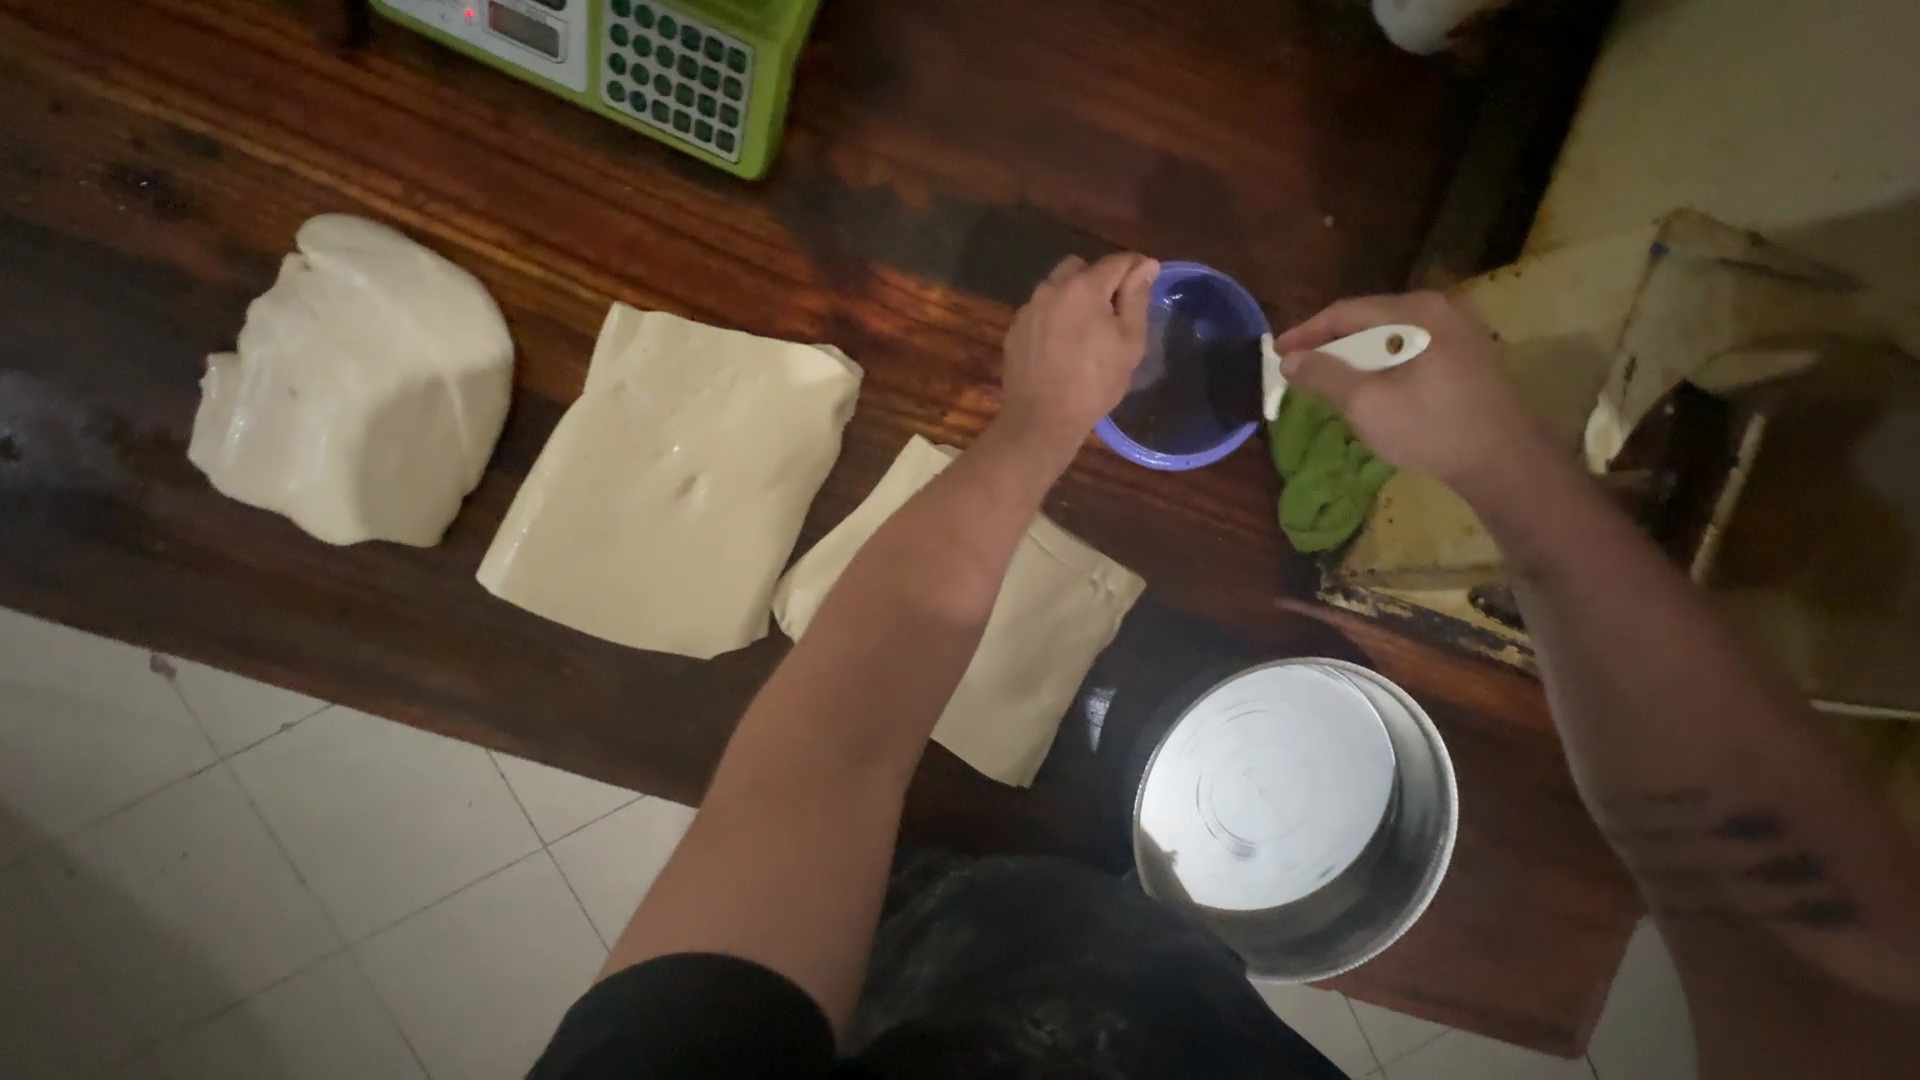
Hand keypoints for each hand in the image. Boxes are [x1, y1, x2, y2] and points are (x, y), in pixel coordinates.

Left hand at [999, 253, 1159, 444]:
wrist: (1042, 419)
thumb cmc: (1094, 383)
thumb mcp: (1130, 343)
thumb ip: (1137, 298)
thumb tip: (1145, 266)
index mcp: (1083, 287)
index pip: (1116, 262)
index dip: (1136, 267)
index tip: (1148, 278)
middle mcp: (1051, 289)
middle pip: (1080, 268)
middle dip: (1099, 279)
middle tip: (1113, 309)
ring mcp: (1028, 310)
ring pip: (1056, 288)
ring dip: (1073, 298)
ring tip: (1086, 329)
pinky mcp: (1015, 331)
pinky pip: (1039, 312)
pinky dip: (1054, 318)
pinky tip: (1061, 345)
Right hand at [1272, 291, 1543, 491]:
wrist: (1502, 458)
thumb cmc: (1430, 427)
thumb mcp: (1365, 402)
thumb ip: (1323, 375)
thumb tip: (1289, 359)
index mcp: (1416, 312)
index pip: (1345, 312)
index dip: (1306, 332)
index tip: (1277, 353)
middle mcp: (1439, 309)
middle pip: (1368, 318)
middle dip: (1328, 342)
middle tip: (1297, 364)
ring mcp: (1458, 330)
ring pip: (1388, 334)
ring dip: (1352, 353)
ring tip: (1325, 375)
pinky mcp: (1465, 353)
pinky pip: (1408, 347)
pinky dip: (1378, 360)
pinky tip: (1364, 382)